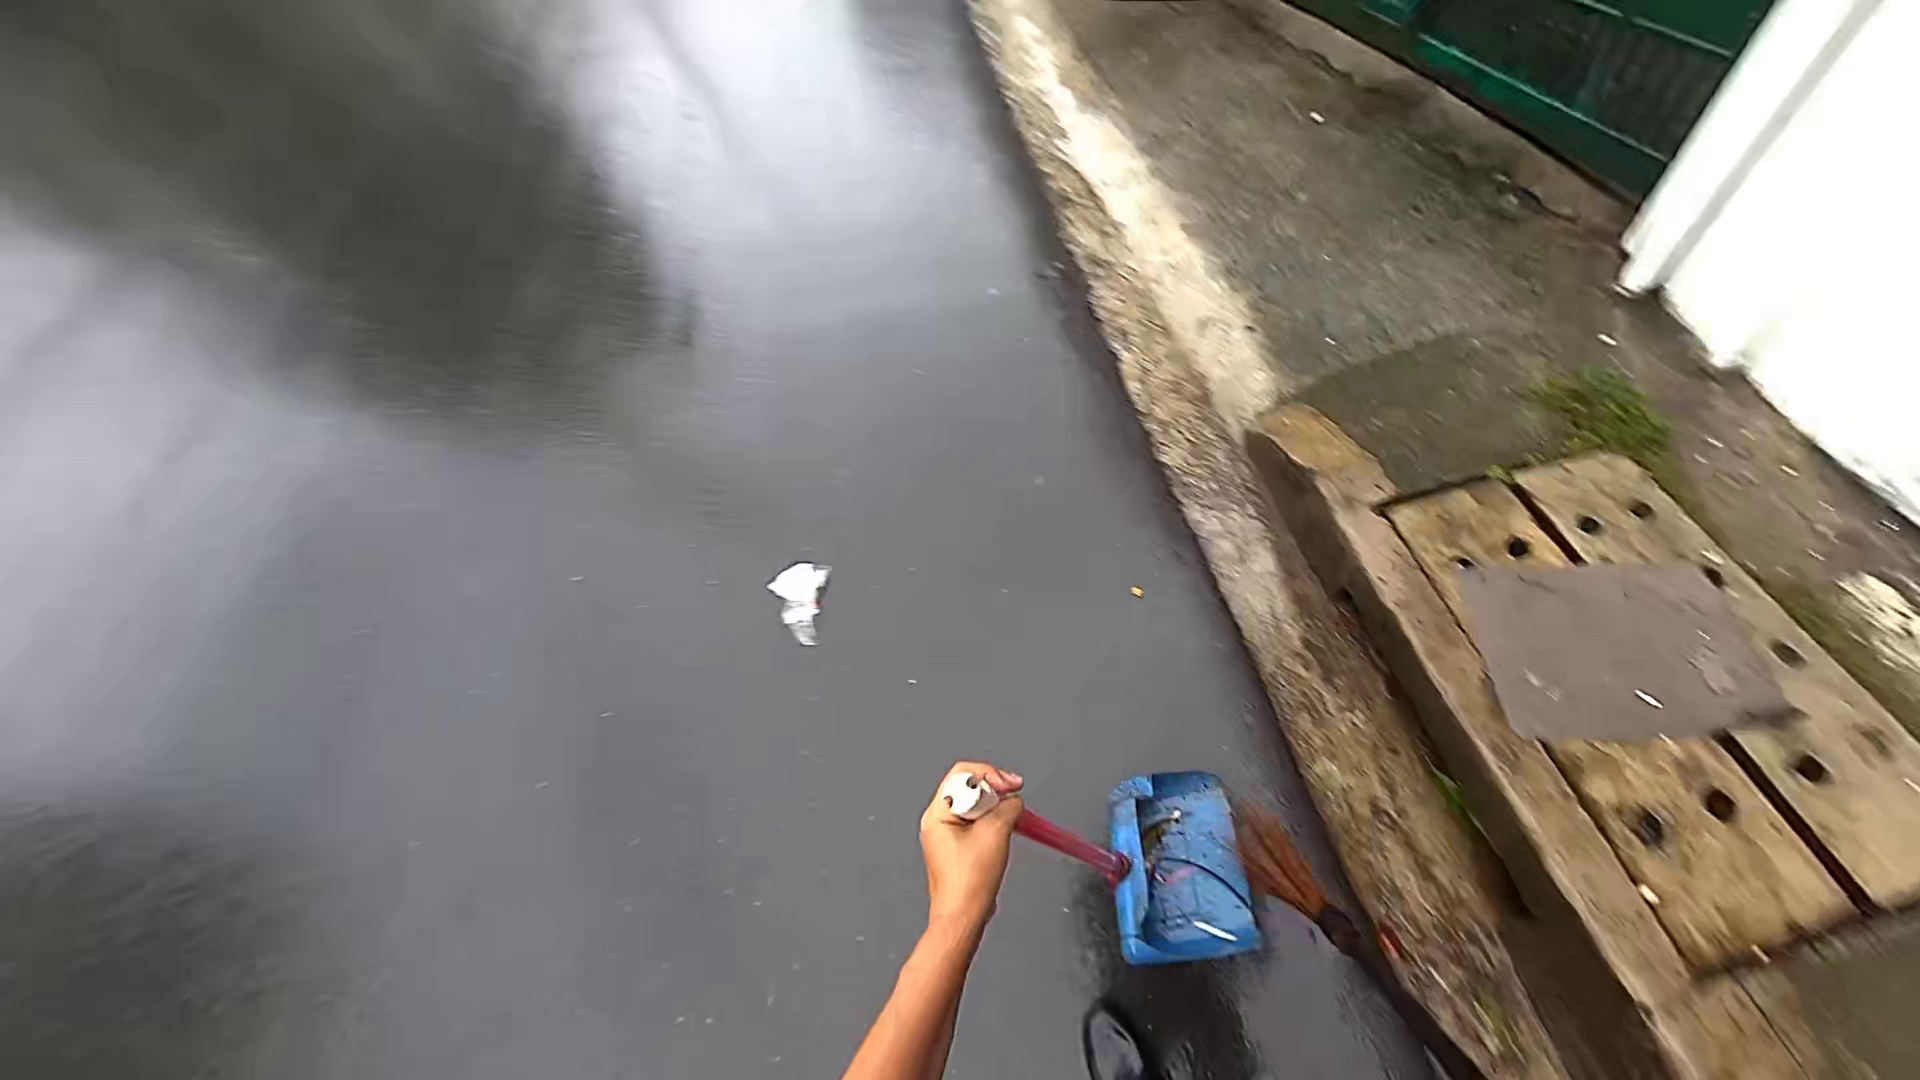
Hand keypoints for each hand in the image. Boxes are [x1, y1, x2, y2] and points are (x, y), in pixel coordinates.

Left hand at [920, 761, 1024, 928]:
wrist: (963, 918)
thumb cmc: (972, 880)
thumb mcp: (996, 832)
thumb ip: (1008, 807)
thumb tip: (1014, 800)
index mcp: (937, 813)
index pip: (962, 775)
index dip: (990, 774)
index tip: (1011, 785)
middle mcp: (937, 820)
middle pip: (968, 787)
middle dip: (994, 789)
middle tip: (1013, 797)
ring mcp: (946, 835)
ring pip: (973, 805)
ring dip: (995, 807)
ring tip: (1009, 817)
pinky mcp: (957, 847)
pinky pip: (975, 822)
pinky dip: (992, 821)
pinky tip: (1003, 831)